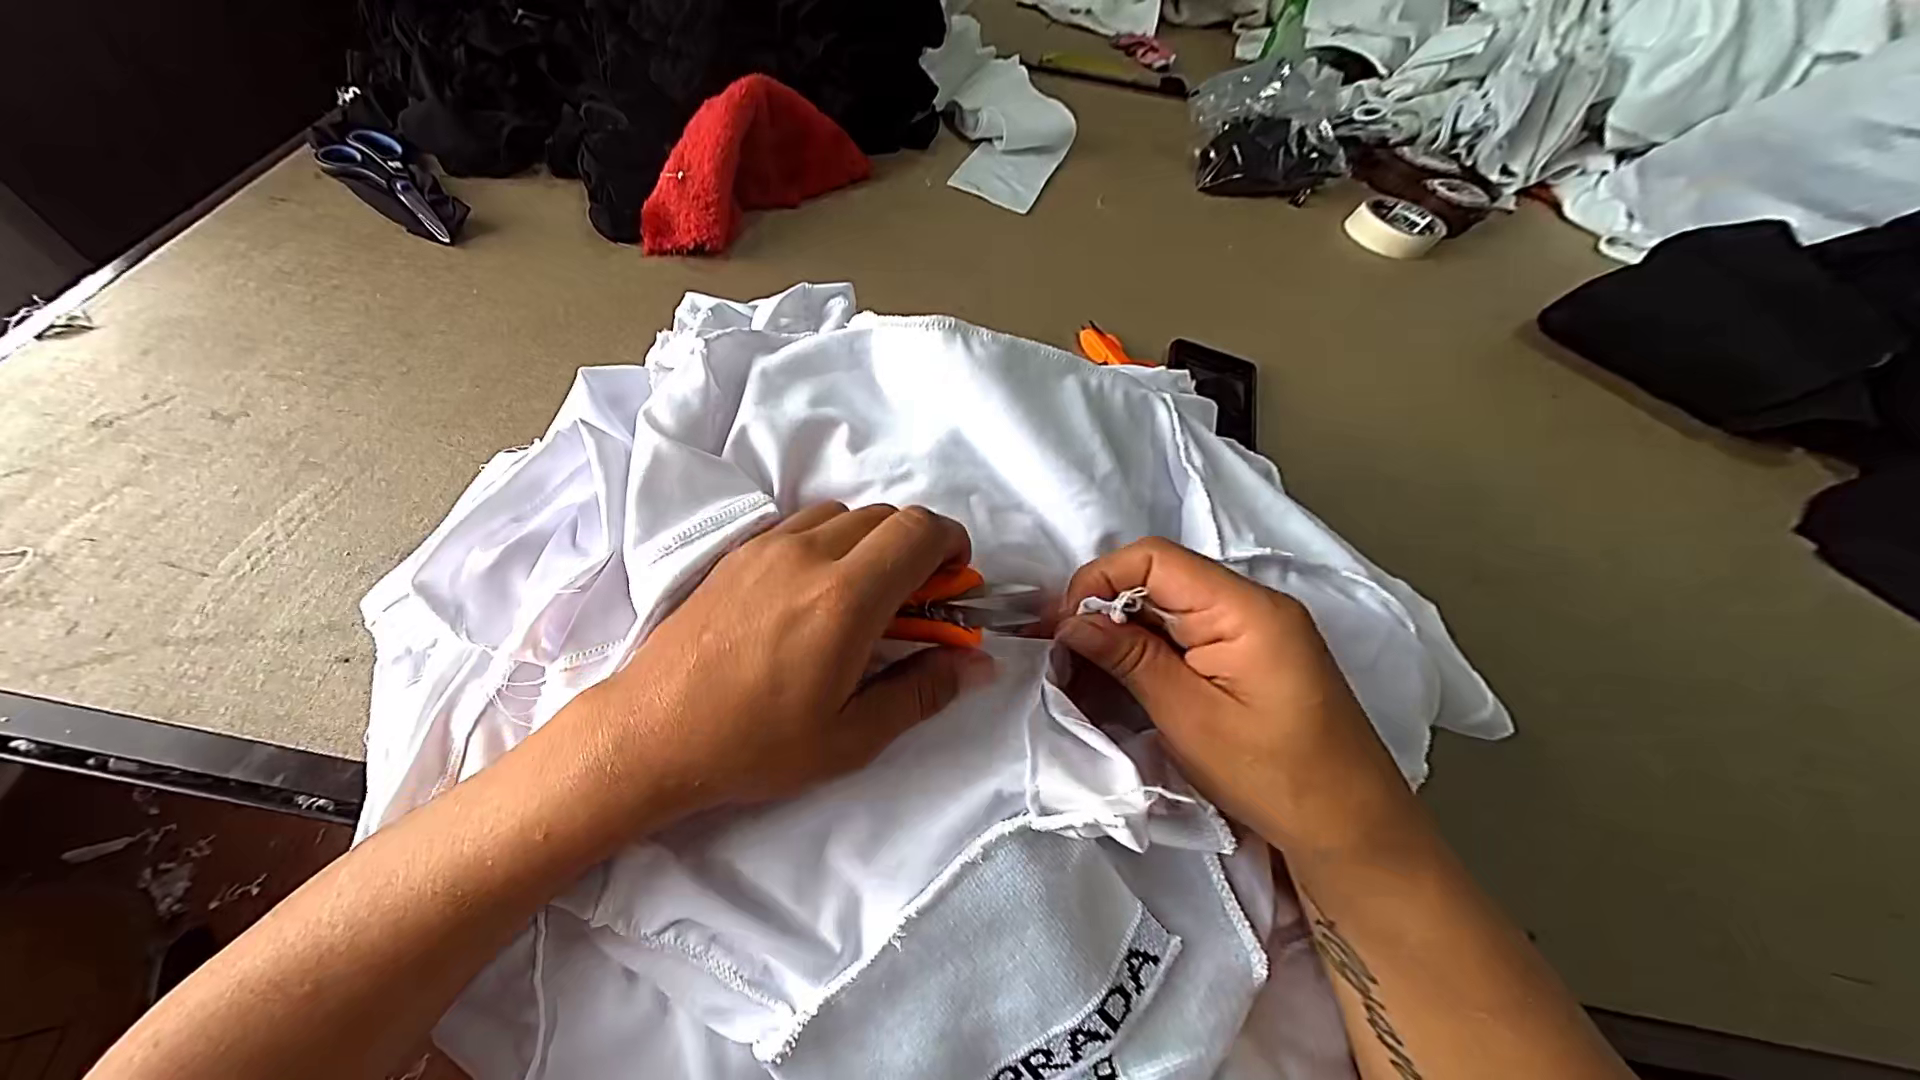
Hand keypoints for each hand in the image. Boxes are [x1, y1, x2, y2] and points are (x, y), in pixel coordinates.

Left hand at [563, 502, 995, 820]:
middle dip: (918, 547)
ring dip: (874, 541)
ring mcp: (769, 546)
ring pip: (847, 512)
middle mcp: (809, 555)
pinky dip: (833, 540)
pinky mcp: (740, 551)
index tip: (954, 581)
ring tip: (864, 594)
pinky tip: (816, 589)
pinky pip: (806, 522)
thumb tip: (978, 662)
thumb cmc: (754, 744)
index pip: (919, 531)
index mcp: (845, 599)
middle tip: (914, 599)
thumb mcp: (852, 736)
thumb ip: (924, 690)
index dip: (953, 544)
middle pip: (889, 515)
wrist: (651, 732)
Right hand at [1055, 538, 1414, 855]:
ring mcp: (1250, 628)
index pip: (1155, 559)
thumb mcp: (1189, 717)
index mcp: (1244, 608)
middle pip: (1158, 578)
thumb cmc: (1275, 777)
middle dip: (1102, 607)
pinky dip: (1144, 649)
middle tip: (1060, 648)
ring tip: (1080, 667)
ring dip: (1119, 631)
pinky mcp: (1244, 653)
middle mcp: (1249, 603)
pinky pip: (1182, 633)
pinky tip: (1118, 676)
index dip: (1100, 580)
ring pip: (1165, 607)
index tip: (1065, 625)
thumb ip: (1129, 658)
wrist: (1351, 831)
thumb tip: (1072, 622)